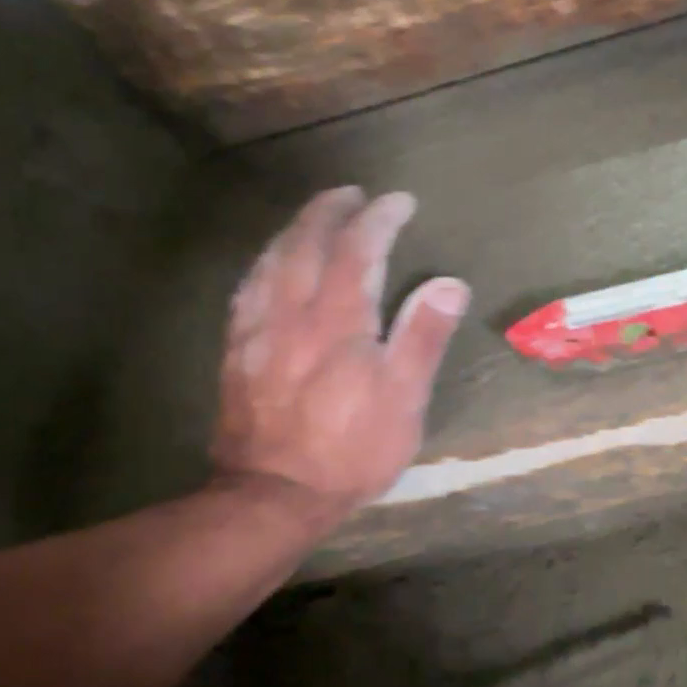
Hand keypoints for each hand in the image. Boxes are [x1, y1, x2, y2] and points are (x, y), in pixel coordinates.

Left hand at [211, 186, 468, 523]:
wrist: (276, 492)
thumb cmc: (354, 448)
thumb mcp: (405, 398)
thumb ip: (423, 335)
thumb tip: (449, 283)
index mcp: (339, 321)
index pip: (357, 250)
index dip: (379, 219)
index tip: (401, 201)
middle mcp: (292, 313)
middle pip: (305, 244)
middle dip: (329, 211)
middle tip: (351, 194)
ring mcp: (257, 330)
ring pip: (270, 260)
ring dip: (293, 230)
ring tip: (314, 218)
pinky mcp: (237, 352)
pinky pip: (247, 289)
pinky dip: (264, 262)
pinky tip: (270, 265)